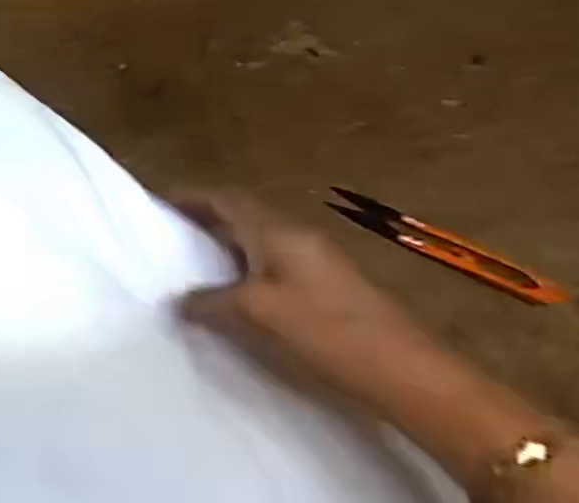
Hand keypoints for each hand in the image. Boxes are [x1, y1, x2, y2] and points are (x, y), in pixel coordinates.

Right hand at [171, 188, 447, 410]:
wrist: (419, 381)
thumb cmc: (327, 332)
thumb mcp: (255, 315)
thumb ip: (209, 302)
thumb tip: (178, 301)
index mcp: (276, 230)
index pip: (224, 198)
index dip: (190, 197)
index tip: (160, 203)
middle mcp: (297, 235)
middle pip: (243, 215)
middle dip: (207, 220)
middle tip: (173, 235)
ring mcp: (321, 261)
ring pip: (262, 241)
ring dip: (229, 246)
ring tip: (200, 266)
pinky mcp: (336, 288)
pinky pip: (279, 263)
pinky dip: (251, 268)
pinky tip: (243, 296)